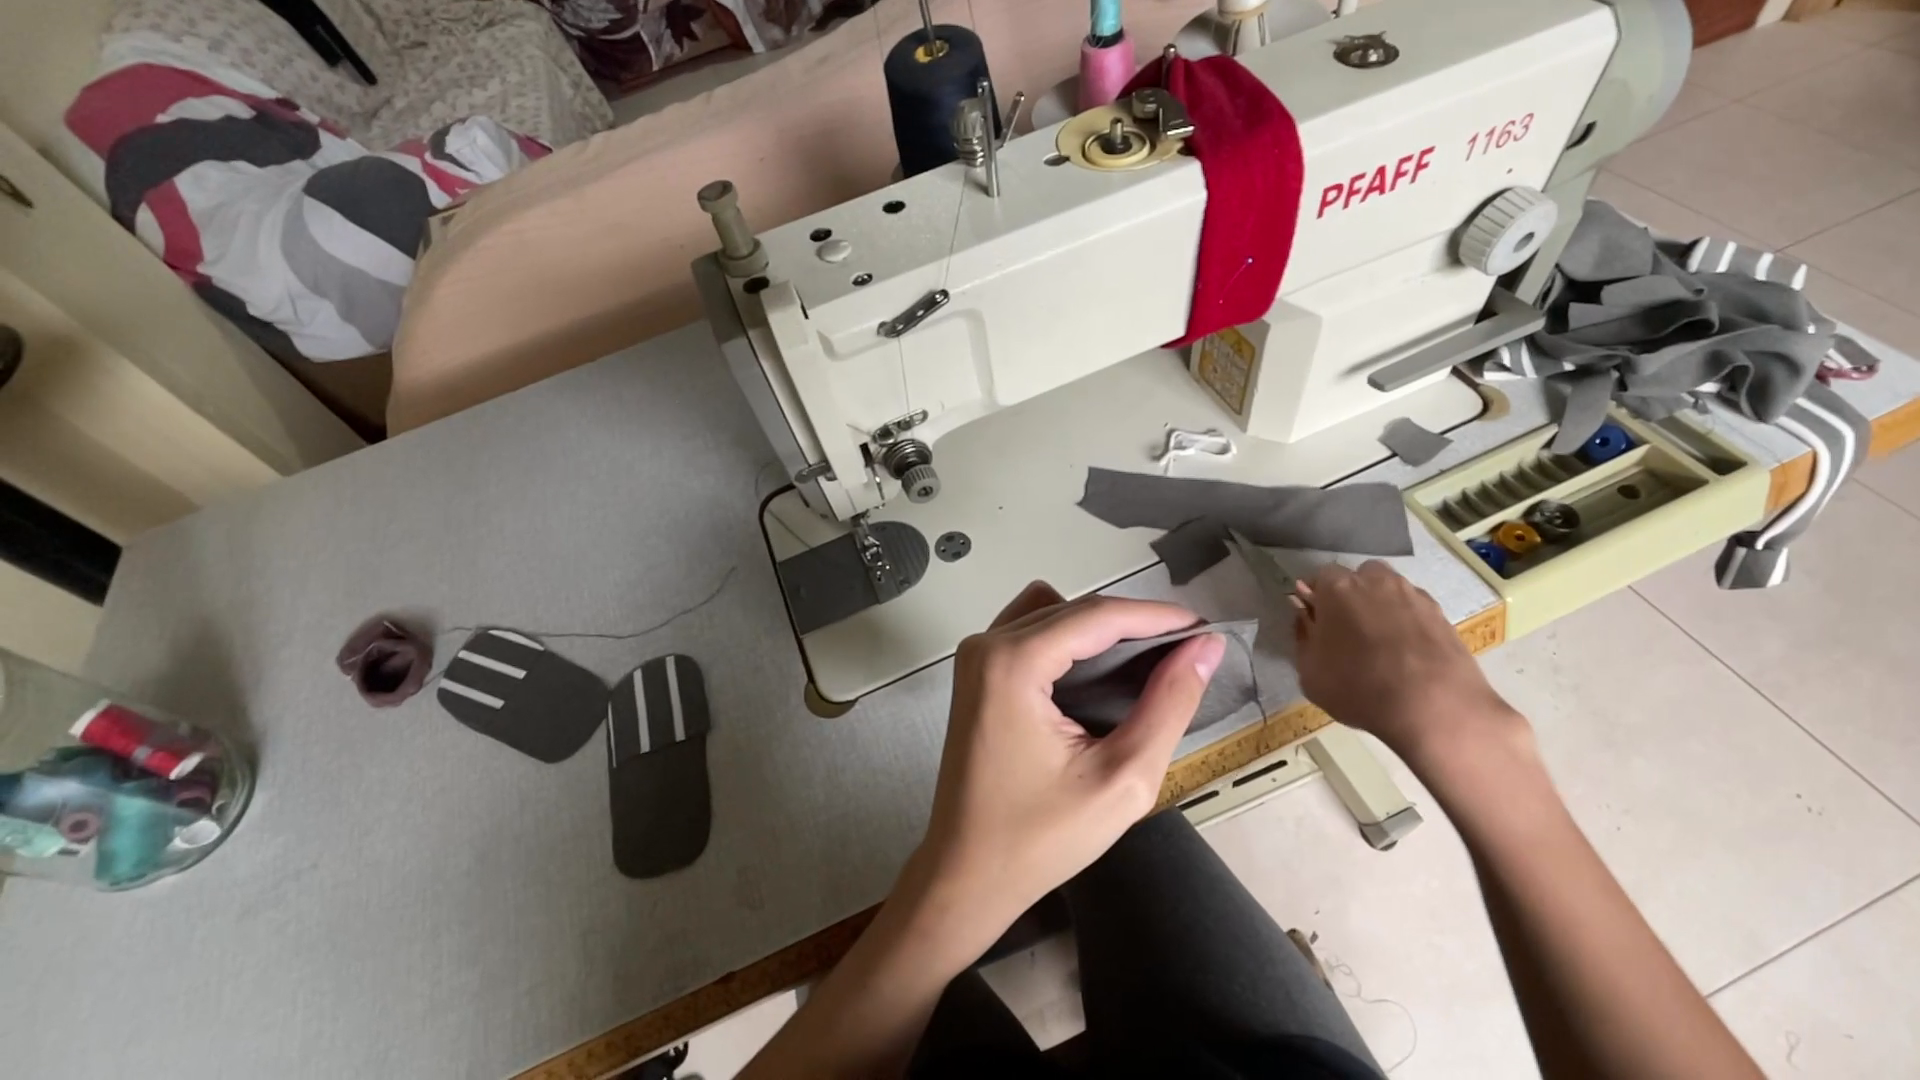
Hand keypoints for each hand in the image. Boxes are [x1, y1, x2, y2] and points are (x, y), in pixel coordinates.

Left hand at [915, 583, 1225, 944]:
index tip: (1208, 628)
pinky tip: (1099, 673)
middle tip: (1188, 652)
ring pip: (1052, 612)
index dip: (1158, 616)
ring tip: (1148, 662)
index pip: (1098, 615)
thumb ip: (1169, 704)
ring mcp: (975, 657)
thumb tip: (1206, 649)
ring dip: (1100, 628)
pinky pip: (1030, 632)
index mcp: (1012, 662)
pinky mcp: (976, 674)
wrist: (967, 873)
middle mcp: (986, 645)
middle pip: (1075, 609)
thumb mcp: (1123, 777)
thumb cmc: (1040, 838)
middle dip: (1134, 623)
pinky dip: (1069, 640)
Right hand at [1292, 561, 1525, 767]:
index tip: (1315, 620)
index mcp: (1338, 589)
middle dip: (1351, 595)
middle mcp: (1376, 581)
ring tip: (1381, 641)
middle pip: (1359, 577)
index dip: (1316, 597)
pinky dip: (1407, 622)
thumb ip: (1303, 636)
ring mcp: (1413, 595)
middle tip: (1348, 628)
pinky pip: (1414, 609)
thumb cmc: (1358, 688)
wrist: (1433, 707)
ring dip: (1381, 605)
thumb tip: (1305, 615)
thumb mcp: (1310, 672)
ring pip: (1390, 590)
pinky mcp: (1441, 615)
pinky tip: (1407, 652)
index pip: (1320, 577)